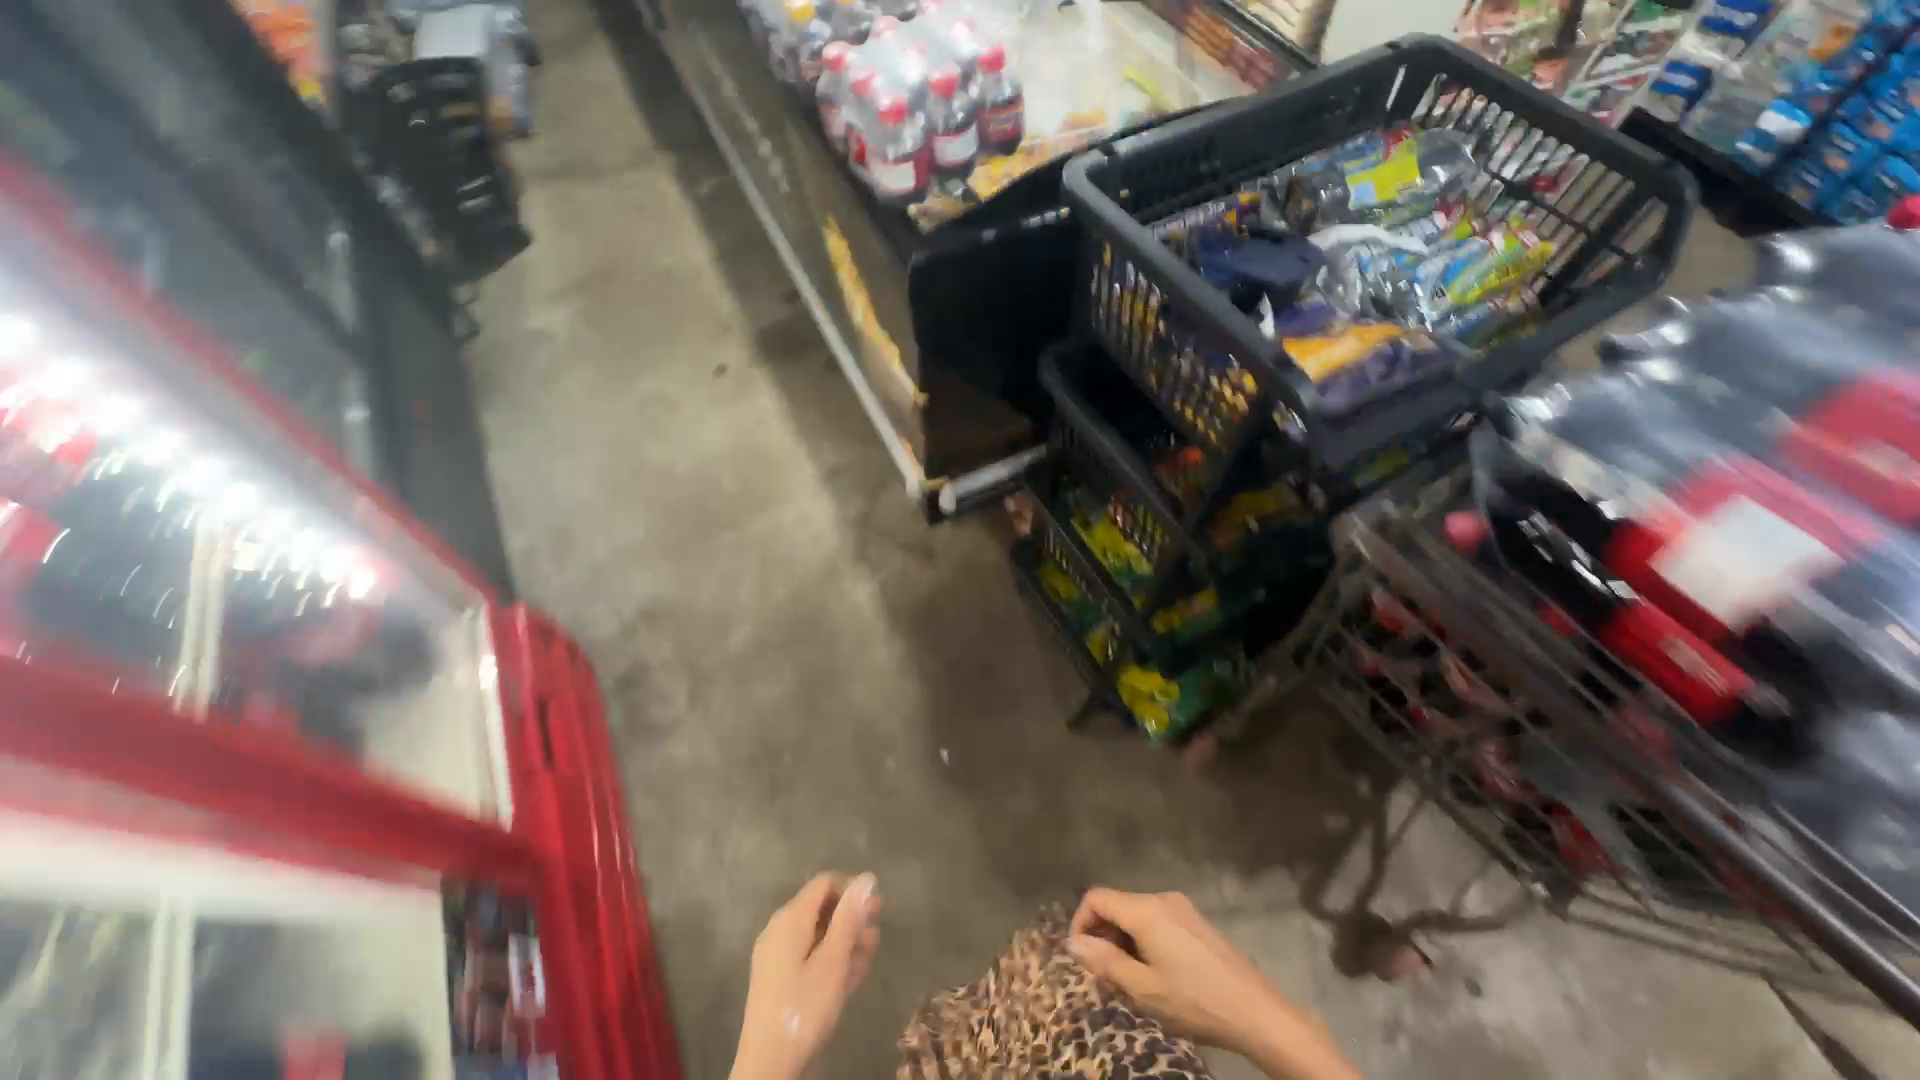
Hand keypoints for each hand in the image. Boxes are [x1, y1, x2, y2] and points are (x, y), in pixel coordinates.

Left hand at [731, 872, 880, 1079]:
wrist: (769, 1066)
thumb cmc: (805, 1007)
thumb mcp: (833, 961)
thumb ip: (850, 917)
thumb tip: (867, 877)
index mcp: (790, 919)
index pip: (824, 883)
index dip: (852, 890)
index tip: (877, 911)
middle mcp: (779, 930)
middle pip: (821, 908)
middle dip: (851, 919)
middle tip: (876, 940)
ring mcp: (777, 956)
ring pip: (817, 934)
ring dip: (845, 941)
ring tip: (867, 961)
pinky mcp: (779, 979)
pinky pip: (809, 956)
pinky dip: (831, 960)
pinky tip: (851, 977)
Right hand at [1068, 889, 1361, 1079]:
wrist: (1257, 1013)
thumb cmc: (1194, 1001)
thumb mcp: (1142, 988)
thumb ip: (1104, 962)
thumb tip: (1072, 942)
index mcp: (1146, 910)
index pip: (1096, 898)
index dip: (1080, 923)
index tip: (1082, 958)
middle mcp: (1163, 899)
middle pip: (1117, 905)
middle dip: (1103, 936)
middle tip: (1105, 977)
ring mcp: (1183, 909)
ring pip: (1136, 915)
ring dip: (1123, 942)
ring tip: (1130, 981)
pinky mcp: (1196, 923)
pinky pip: (1156, 922)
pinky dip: (1144, 941)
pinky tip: (1156, 975)